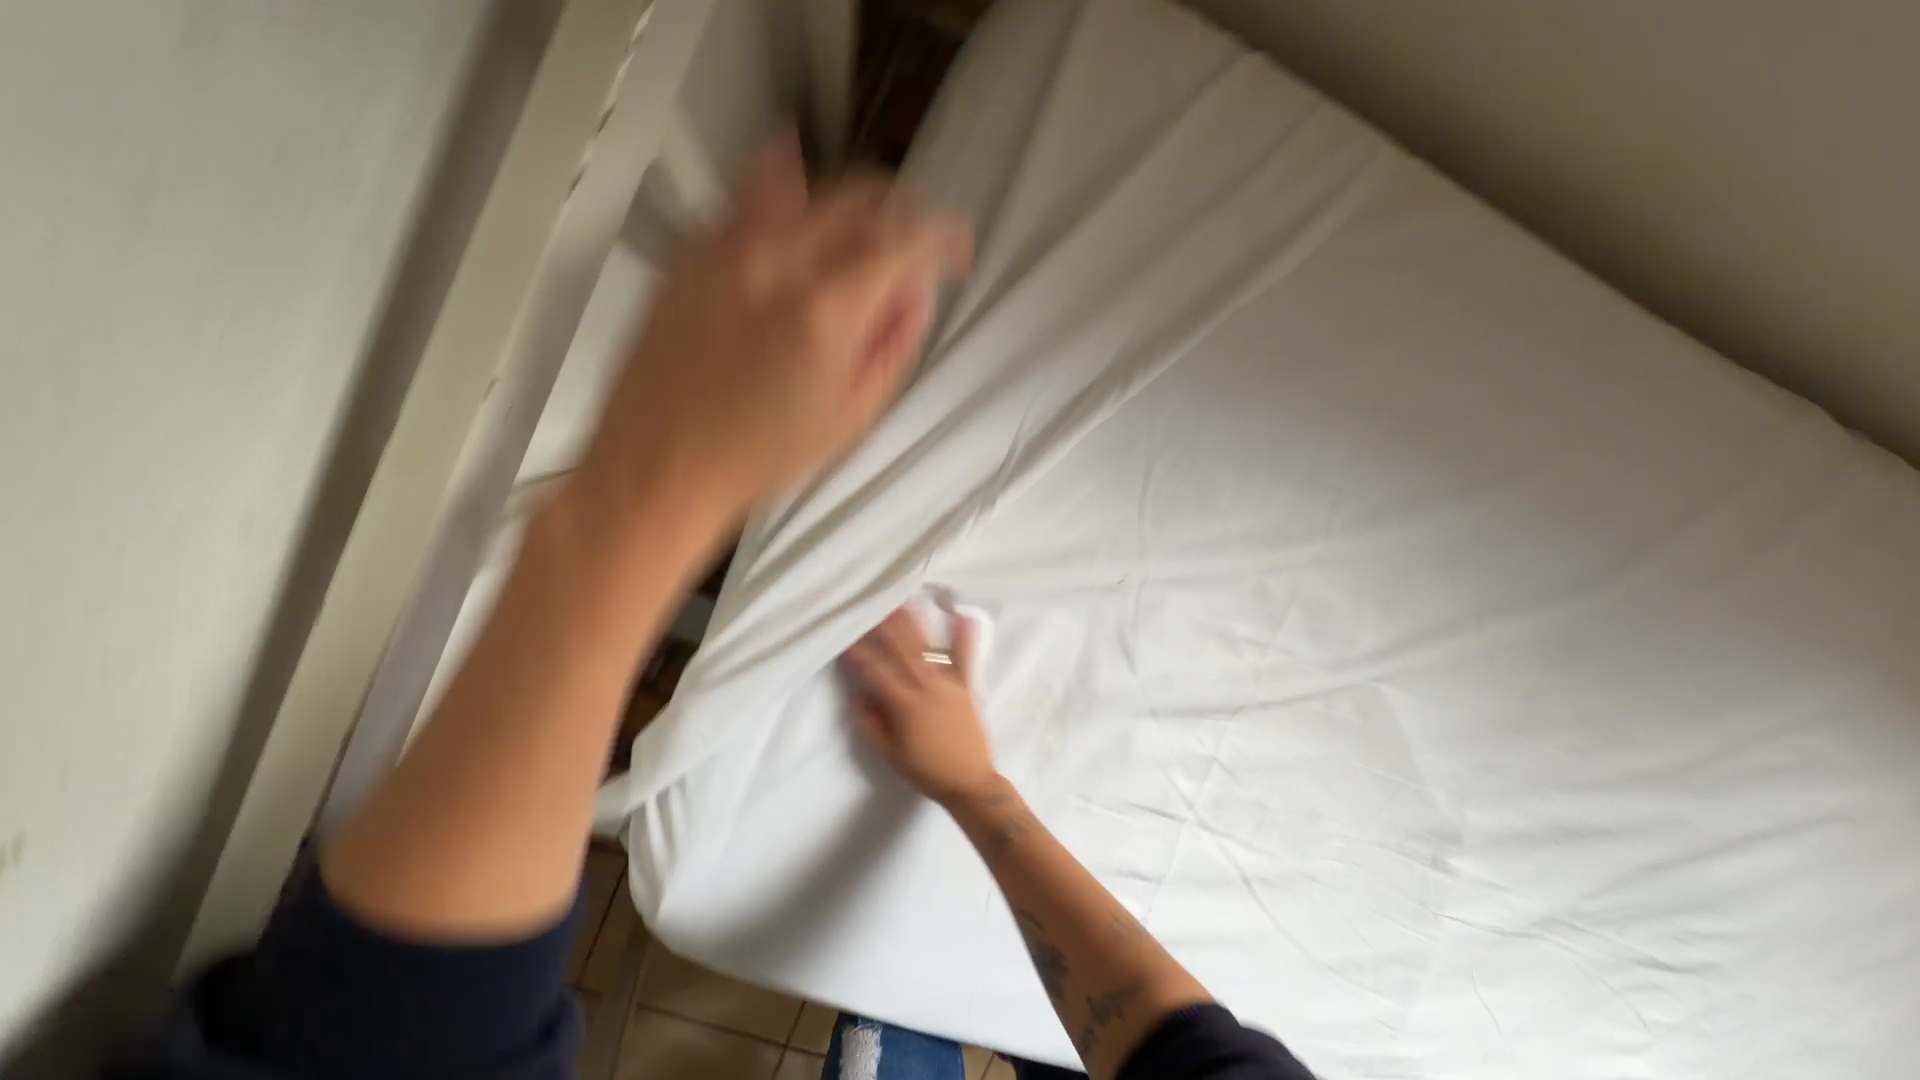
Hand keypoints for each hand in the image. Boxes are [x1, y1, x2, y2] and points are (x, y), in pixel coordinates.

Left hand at [581, 132, 971, 518]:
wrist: (659, 462)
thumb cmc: (752, 455)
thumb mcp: (851, 417)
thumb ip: (894, 346)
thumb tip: (915, 296)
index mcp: (824, 312)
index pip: (904, 242)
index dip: (942, 238)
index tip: (952, 249)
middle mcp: (775, 264)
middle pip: (860, 198)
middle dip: (903, 210)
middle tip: (914, 237)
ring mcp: (727, 250)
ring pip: (805, 183)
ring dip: (848, 196)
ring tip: (862, 216)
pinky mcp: (692, 252)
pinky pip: (749, 197)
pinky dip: (786, 190)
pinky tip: (798, 202)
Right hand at [841, 607, 998, 804]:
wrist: (970, 783)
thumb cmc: (925, 771)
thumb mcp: (889, 753)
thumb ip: (871, 722)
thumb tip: (857, 694)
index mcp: (904, 704)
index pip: (876, 671)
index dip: (859, 653)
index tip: (846, 635)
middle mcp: (926, 687)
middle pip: (900, 650)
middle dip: (884, 626)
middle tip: (871, 605)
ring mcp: (949, 684)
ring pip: (926, 647)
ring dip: (913, 623)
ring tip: (901, 601)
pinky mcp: (967, 687)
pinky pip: (966, 658)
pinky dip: (964, 636)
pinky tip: (962, 615)